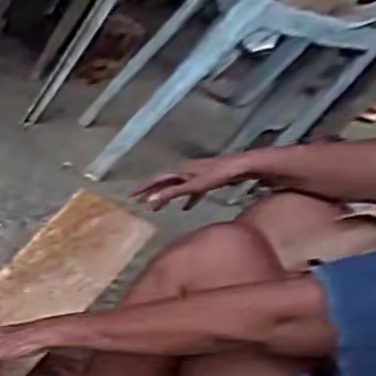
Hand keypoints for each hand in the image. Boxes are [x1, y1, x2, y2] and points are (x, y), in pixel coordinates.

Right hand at [132, 154, 254, 210]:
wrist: (245, 165)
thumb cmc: (219, 175)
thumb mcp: (193, 186)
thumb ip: (171, 193)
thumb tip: (149, 201)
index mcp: (181, 171)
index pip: (157, 180)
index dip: (143, 188)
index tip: (130, 196)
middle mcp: (187, 170)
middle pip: (165, 183)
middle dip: (152, 194)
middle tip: (140, 204)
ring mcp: (197, 174)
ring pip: (177, 187)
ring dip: (167, 197)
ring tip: (158, 210)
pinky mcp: (208, 178)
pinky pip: (191, 190)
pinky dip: (186, 199)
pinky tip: (186, 208)